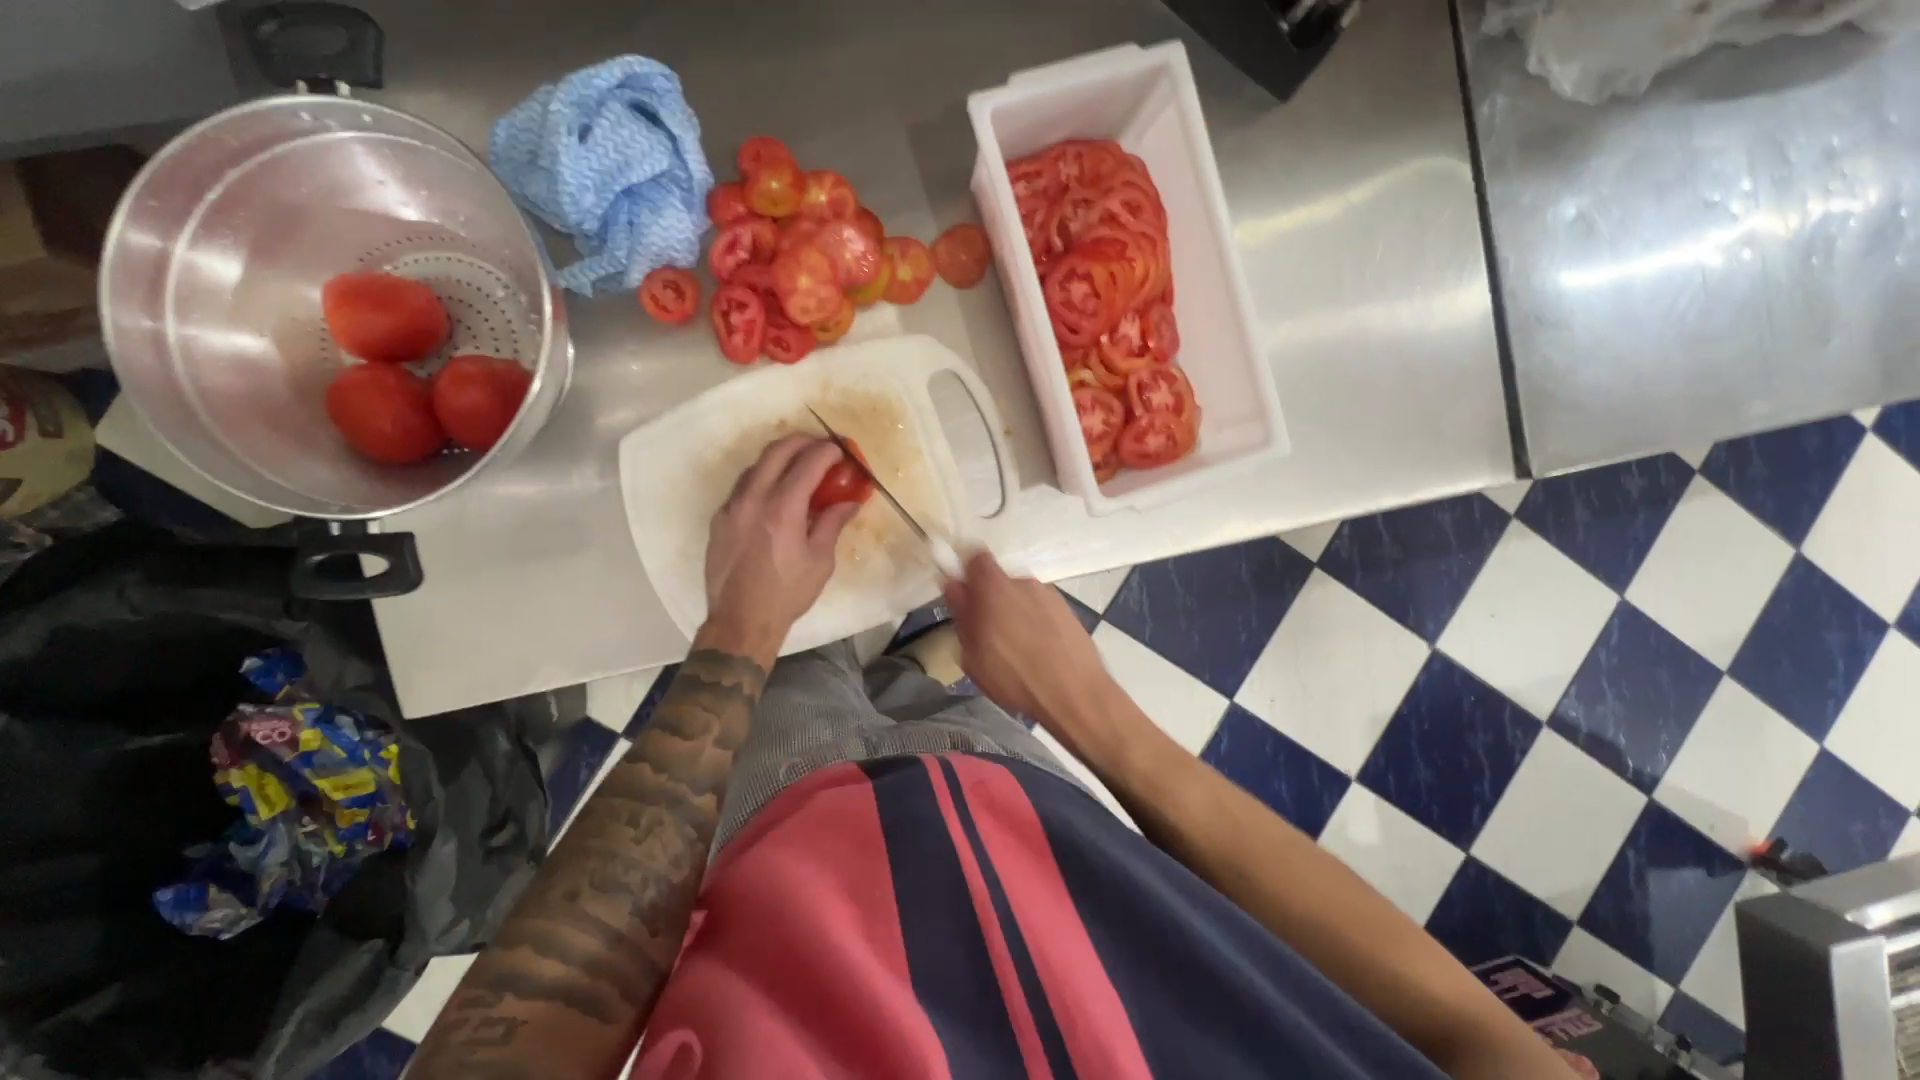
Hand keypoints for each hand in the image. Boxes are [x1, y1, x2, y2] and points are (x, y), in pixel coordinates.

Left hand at [703, 435, 860, 652]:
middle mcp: (753, 498)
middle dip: (802, 442)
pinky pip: (742, 487)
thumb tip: (850, 501)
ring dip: (780, 459)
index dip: (828, 451)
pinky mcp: (720, 519)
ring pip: (756, 466)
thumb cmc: (786, 594)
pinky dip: (763, 480)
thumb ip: (833, 523)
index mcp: (783, 508)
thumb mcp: (820, 560)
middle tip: (821, 447)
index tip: (841, 451)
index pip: (808, 462)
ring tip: (799, 468)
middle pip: (777, 451)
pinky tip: (776, 495)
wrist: (740, 620)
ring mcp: (732, 507)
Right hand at [942, 551, 1124, 756]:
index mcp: (995, 588)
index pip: (976, 557)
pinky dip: (1036, 624)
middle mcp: (1024, 583)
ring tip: (1018, 650)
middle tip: (988, 634)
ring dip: (1015, 614)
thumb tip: (954, 586)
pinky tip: (1040, 652)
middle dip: (991, 601)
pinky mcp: (1068, 610)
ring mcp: (1050, 595)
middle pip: (999, 581)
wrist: (1075, 693)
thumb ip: (962, 614)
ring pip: (1022, 597)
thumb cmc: (1015, 677)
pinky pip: (1041, 610)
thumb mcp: (973, 655)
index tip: (963, 594)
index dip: (966, 572)